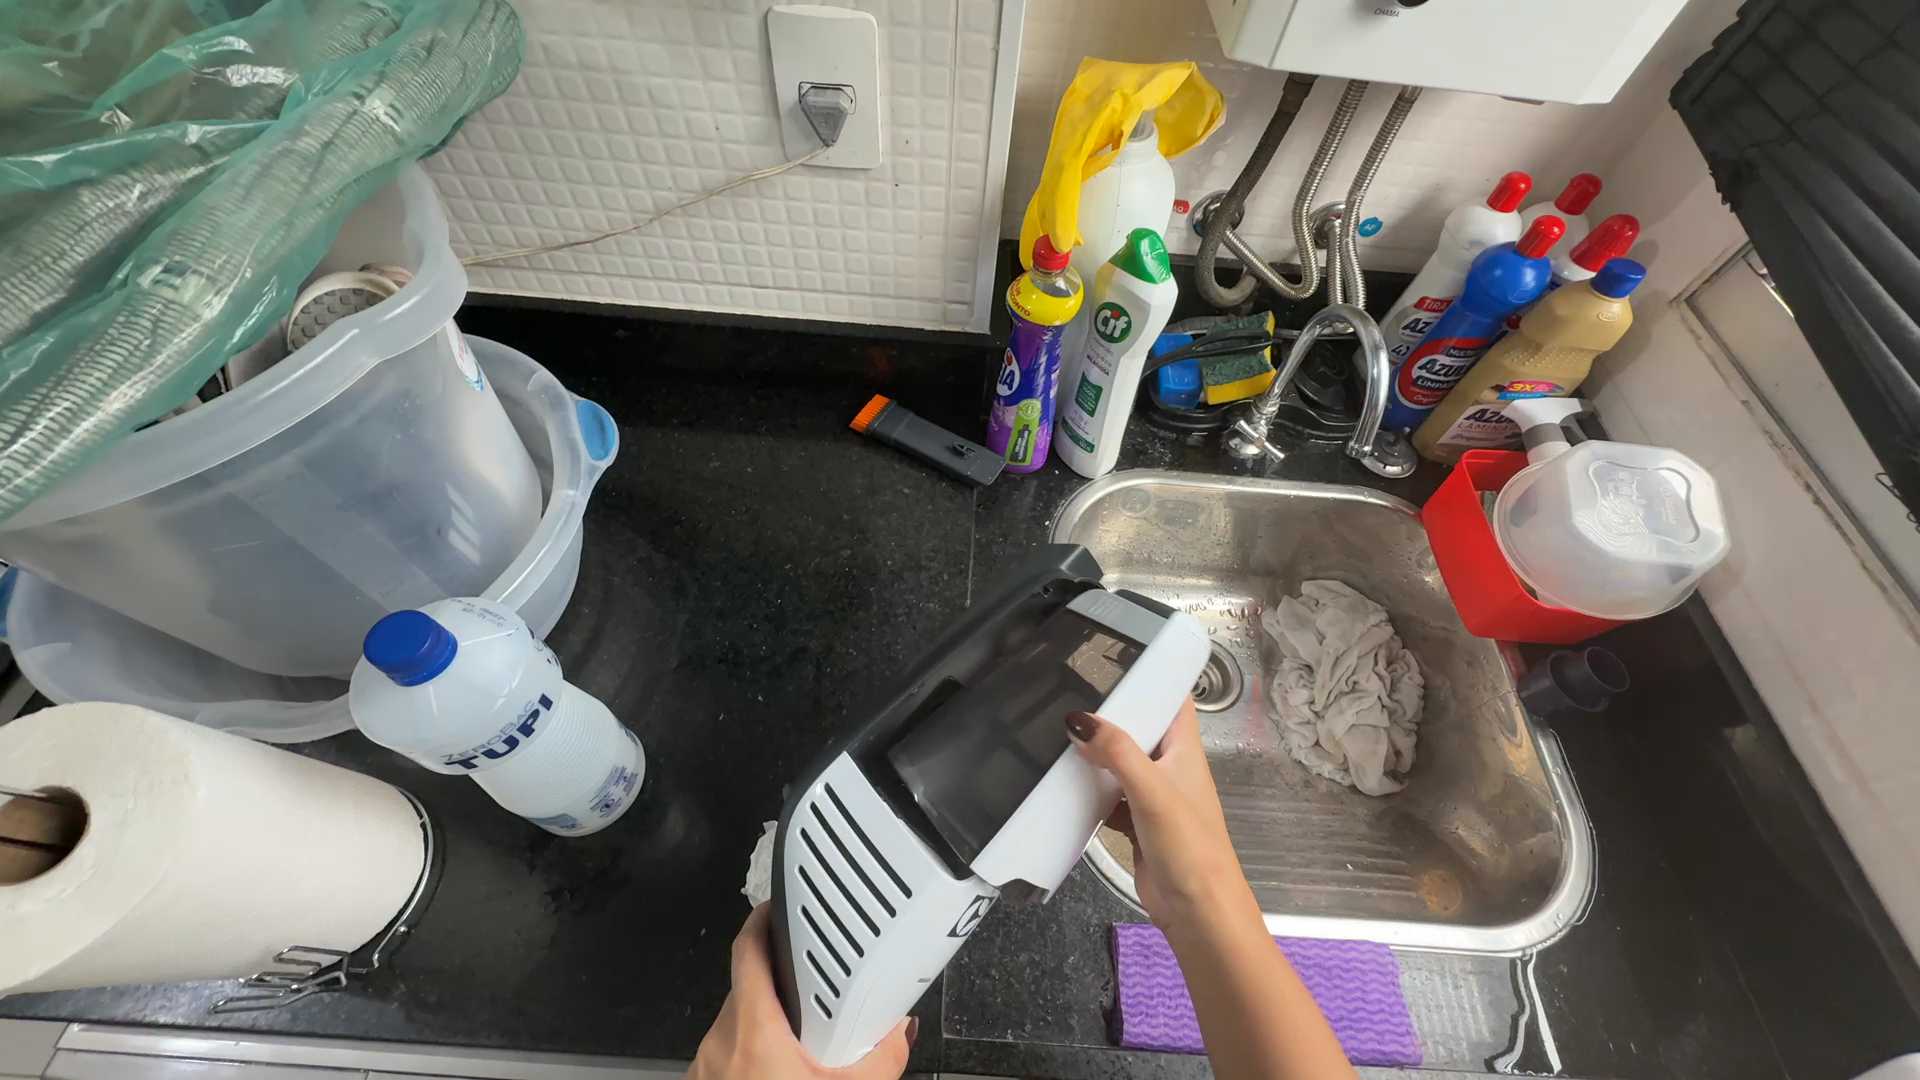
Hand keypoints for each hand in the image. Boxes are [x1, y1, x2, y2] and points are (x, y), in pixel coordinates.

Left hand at [688, 904, 915, 1079]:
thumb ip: (881, 1058)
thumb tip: (902, 1026)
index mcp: (752, 1029)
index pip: (746, 950)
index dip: (761, 919)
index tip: (782, 905)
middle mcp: (719, 1042)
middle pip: (745, 985)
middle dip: (777, 977)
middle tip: (811, 976)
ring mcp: (703, 1069)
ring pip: (734, 1022)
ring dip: (763, 1018)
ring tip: (799, 1030)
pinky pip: (724, 1053)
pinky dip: (747, 1049)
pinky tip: (776, 1070)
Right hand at [1070, 700, 1358, 1079]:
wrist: (1197, 913)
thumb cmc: (1190, 847)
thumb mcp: (1153, 791)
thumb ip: (1117, 752)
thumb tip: (1077, 719)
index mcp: (1184, 747)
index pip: (1170, 696)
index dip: (1149, 673)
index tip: (1112, 654)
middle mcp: (1168, 763)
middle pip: (1137, 725)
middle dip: (1108, 710)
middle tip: (1067, 688)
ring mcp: (1150, 792)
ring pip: (1117, 758)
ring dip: (1093, 748)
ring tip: (1055, 726)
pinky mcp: (1133, 818)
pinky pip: (1105, 790)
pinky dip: (1086, 784)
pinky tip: (1061, 778)